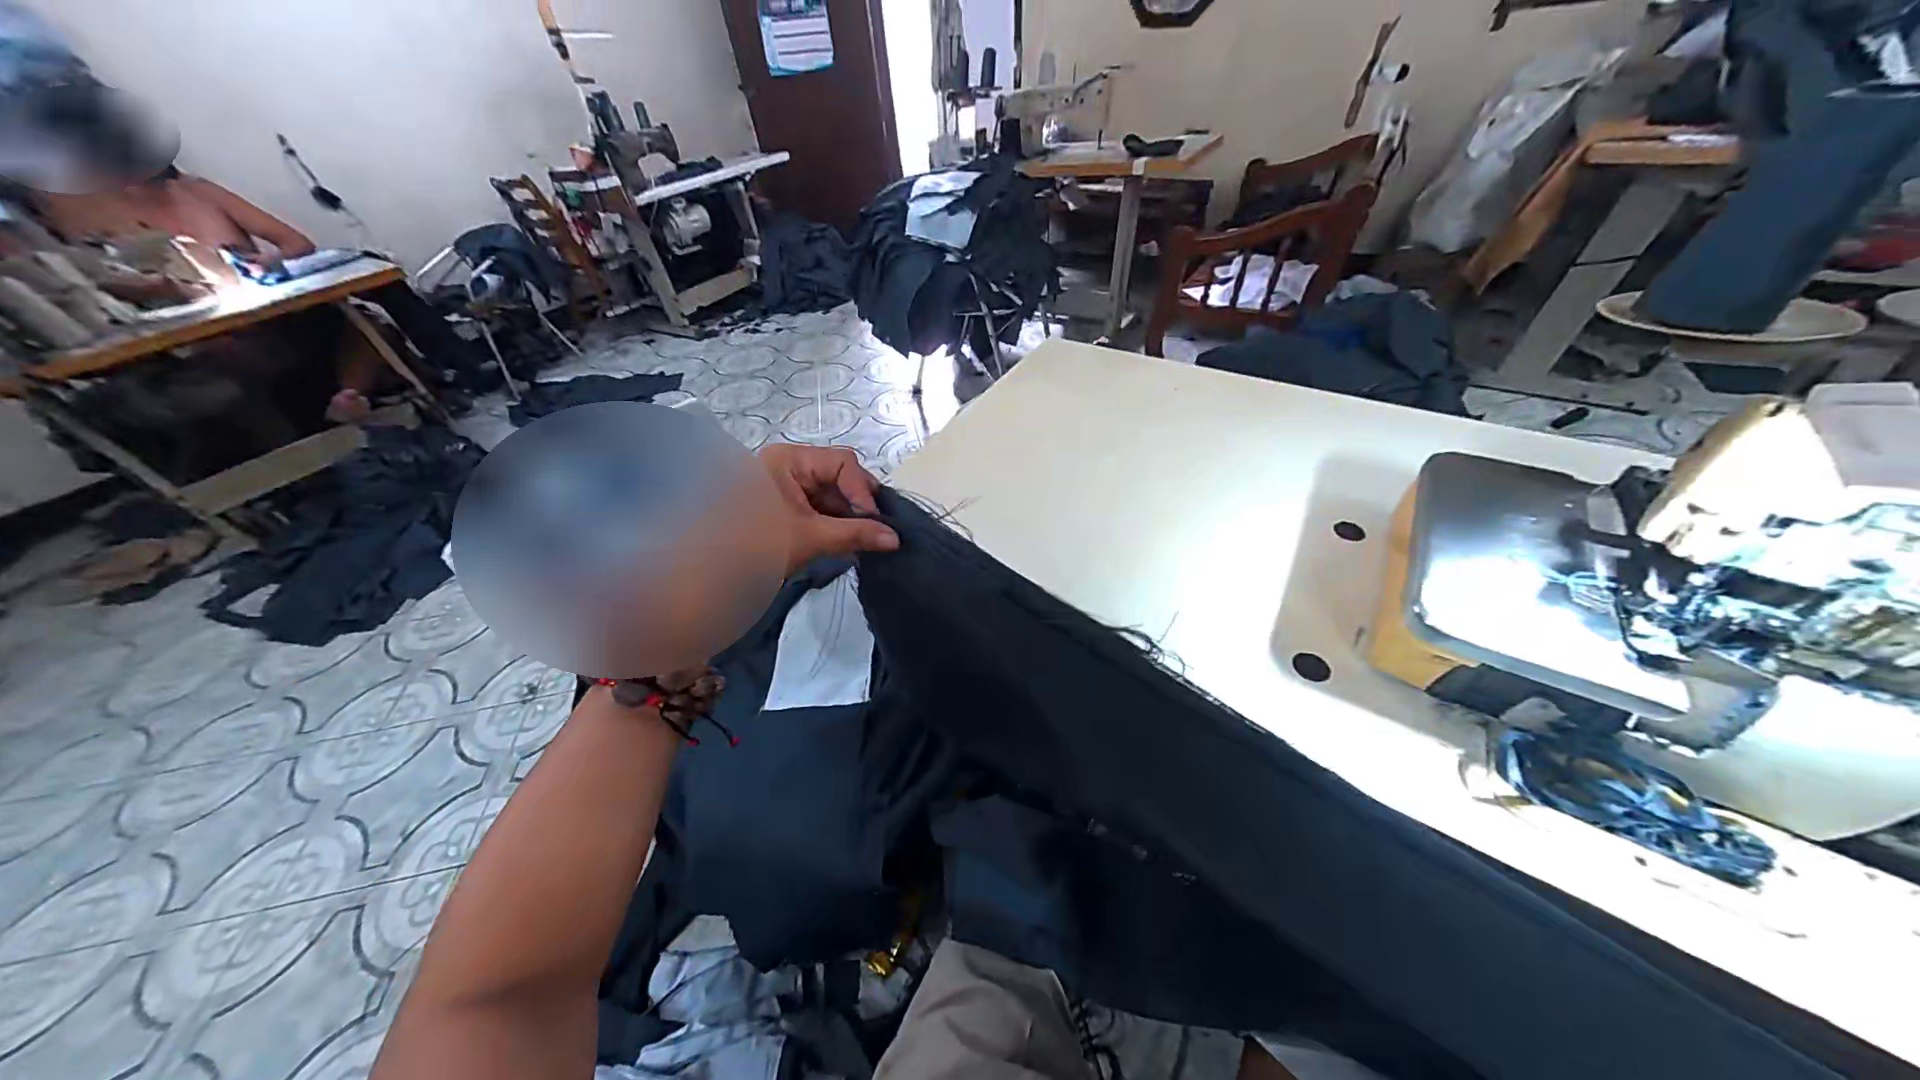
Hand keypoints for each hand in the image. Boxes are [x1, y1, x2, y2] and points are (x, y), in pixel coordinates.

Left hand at [759, 444, 899, 573]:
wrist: (712, 577)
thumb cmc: (758, 547)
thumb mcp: (811, 537)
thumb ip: (855, 534)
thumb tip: (895, 539)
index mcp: (788, 460)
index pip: (841, 464)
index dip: (863, 491)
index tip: (876, 521)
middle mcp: (787, 467)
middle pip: (838, 476)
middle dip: (858, 503)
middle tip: (877, 529)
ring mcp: (785, 488)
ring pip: (831, 495)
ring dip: (850, 516)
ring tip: (866, 538)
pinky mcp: (785, 509)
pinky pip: (819, 509)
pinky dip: (836, 524)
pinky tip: (849, 541)